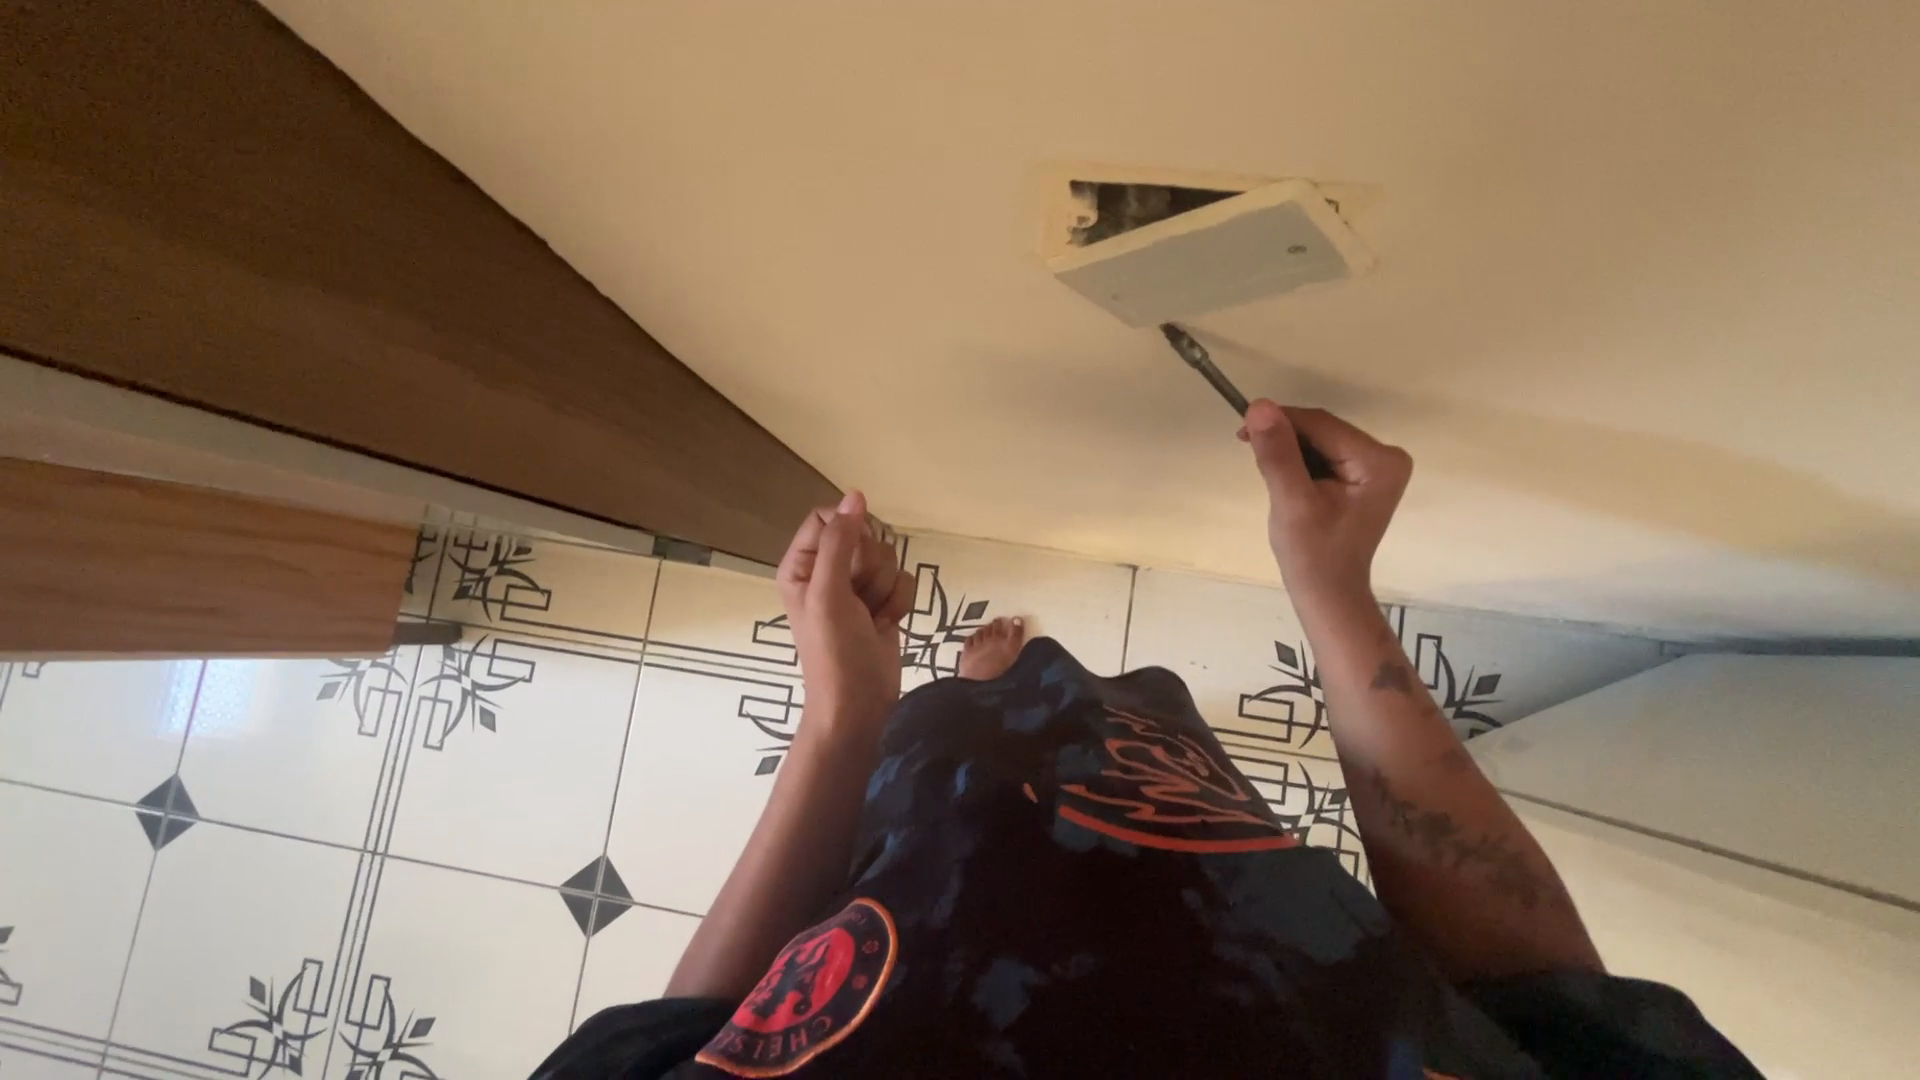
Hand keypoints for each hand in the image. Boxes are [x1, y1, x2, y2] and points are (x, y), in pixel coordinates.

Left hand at [776, 491, 916, 734]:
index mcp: (802, 564)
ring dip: (885, 590)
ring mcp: (857, 587)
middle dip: (870, 569)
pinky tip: (884, 625)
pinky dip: (898, 603)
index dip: (848, 534)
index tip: (853, 560)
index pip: (829, 519)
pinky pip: (904, 578)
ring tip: (869, 618)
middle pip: (864, 536)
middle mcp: (828, 571)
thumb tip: (856, 494)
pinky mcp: (883, 601)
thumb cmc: (834, 652)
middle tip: (857, 601)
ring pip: (888, 557)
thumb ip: (841, 543)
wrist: (859, 703)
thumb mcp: (829, 594)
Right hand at [1239, 400, 1411, 613]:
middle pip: (1322, 430)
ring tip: (1267, 473)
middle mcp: (1386, 457)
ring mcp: (1376, 467)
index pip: (1320, 424)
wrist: (1326, 592)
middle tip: (1249, 450)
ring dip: (1288, 450)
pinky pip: (1323, 455)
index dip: (1279, 421)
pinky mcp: (1362, 477)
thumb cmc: (1312, 554)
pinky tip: (1284, 479)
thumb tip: (1259, 405)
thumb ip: (1278, 453)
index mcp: (1379, 460)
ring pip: (1319, 441)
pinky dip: (1298, 462)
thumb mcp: (1291, 501)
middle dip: (1284, 438)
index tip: (1241, 430)